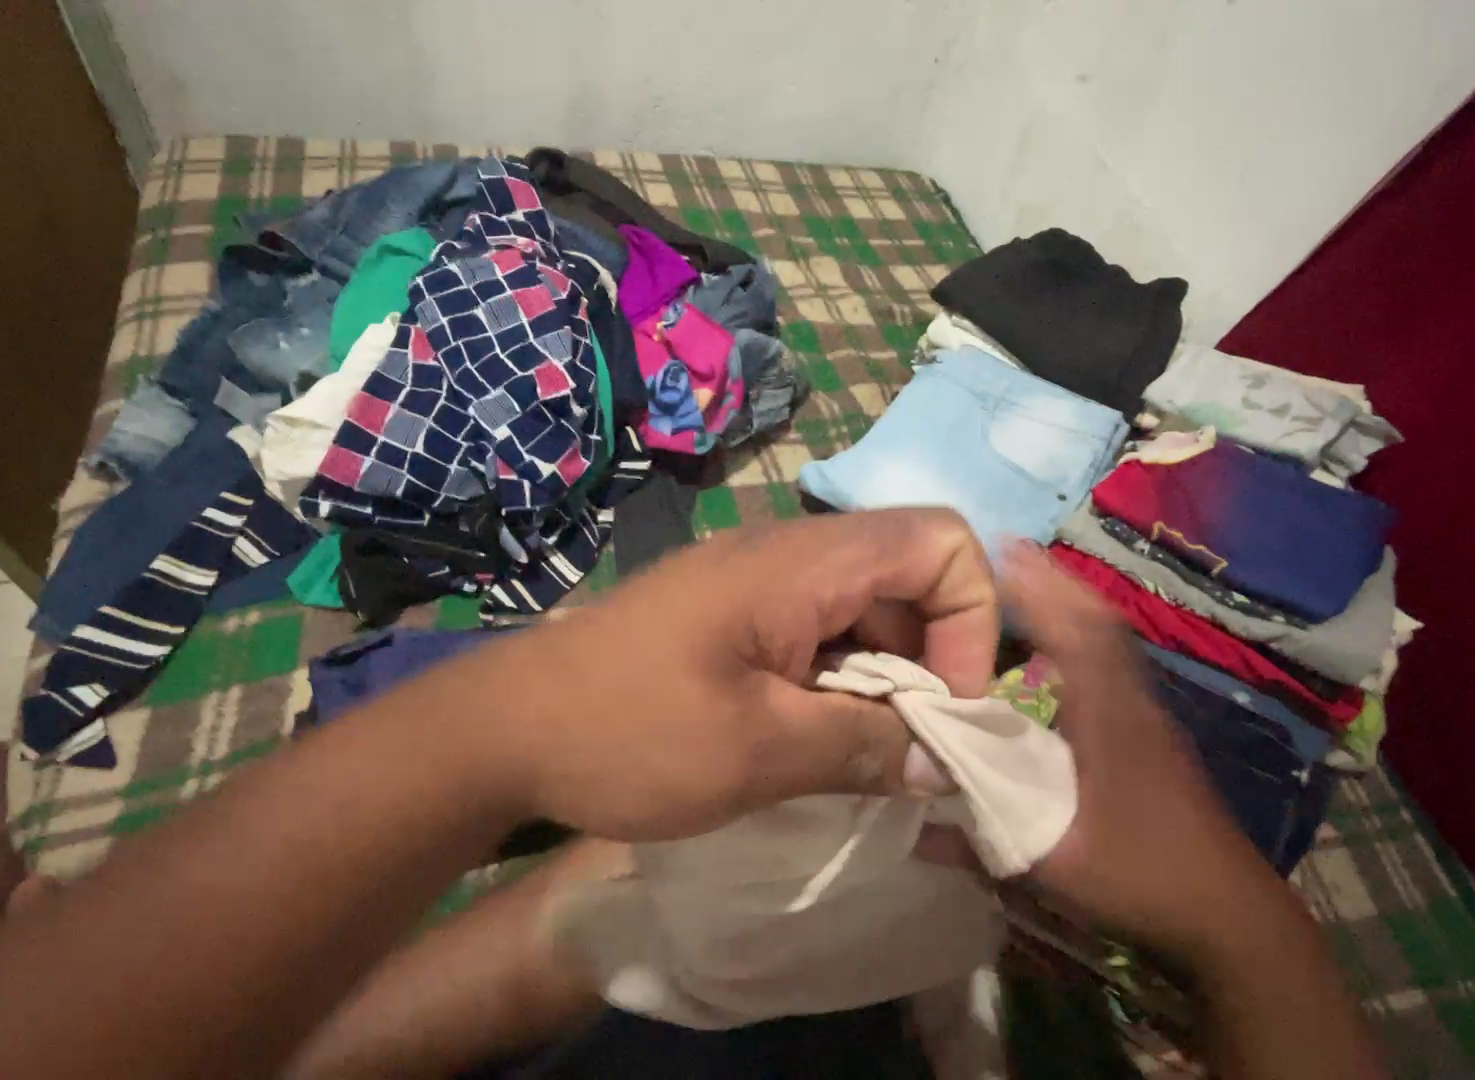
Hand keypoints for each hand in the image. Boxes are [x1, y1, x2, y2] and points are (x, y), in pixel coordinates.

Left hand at [479, 509, 998, 841]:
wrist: (504, 728)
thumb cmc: (627, 731)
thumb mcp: (758, 752)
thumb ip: (866, 748)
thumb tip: (947, 763)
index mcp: (803, 563)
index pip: (941, 540)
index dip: (970, 620)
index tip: (943, 708)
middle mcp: (787, 557)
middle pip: (908, 579)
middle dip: (928, 665)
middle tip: (904, 750)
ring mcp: (757, 586)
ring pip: (864, 615)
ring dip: (881, 684)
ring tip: (856, 758)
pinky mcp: (732, 619)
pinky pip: (817, 638)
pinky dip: (837, 687)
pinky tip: (811, 745)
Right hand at [996, 543, 1286, 960]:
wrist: (1231, 916)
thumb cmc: (1142, 878)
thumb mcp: (1053, 863)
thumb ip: (981, 840)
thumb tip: (912, 823)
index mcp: (1108, 720)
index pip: (1074, 637)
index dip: (1038, 591)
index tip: (998, 555)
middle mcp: (1131, 703)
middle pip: (1096, 623)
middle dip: (1052, 582)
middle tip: (1005, 551)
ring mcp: (1147, 715)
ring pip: (1109, 640)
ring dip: (1069, 603)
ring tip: (1026, 580)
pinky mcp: (1151, 731)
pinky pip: (1113, 660)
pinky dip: (1084, 634)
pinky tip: (1059, 642)